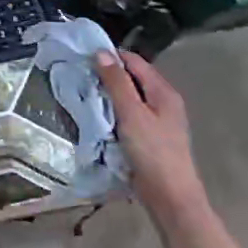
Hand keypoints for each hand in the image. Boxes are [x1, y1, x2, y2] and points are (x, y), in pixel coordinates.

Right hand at [96, 49, 209, 224]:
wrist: (169, 195)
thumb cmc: (152, 151)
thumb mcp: (131, 113)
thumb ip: (116, 82)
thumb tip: (101, 52)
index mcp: (163, 92)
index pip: (134, 61)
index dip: (109, 56)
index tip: (81, 57)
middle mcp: (162, 101)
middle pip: (130, 77)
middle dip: (105, 74)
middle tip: (78, 75)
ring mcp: (156, 118)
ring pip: (127, 95)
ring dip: (106, 92)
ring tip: (82, 92)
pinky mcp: (147, 133)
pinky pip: (125, 111)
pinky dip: (110, 108)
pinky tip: (95, 113)